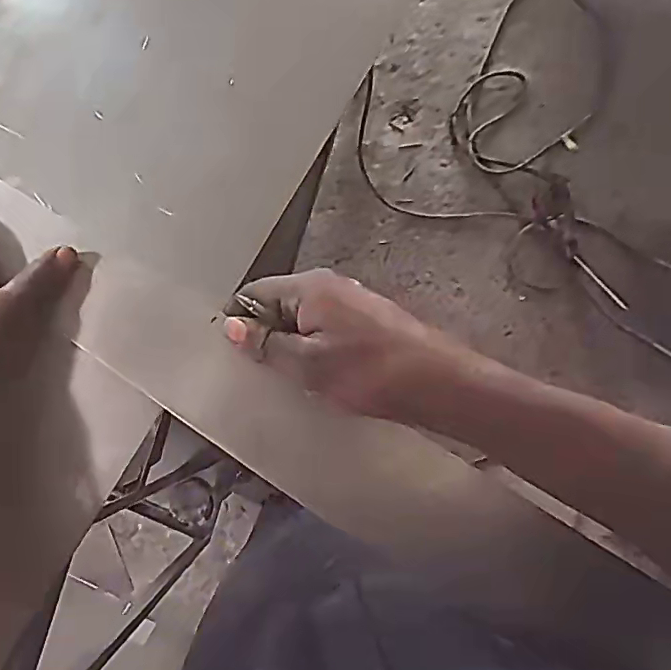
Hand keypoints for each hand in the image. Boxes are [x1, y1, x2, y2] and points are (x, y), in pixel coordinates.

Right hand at [224, 269, 479, 425]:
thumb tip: (233, 326)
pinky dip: (317, 351)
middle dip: (267, 336)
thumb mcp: (306, 364)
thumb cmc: (371, 372)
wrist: (438, 383)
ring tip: (295, 379)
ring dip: (293, 347)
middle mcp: (330, 286)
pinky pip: (326, 331)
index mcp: (309, 287)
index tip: (236, 354)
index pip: (254, 292)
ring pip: (303, 321)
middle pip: (278, 305)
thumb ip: (266, 344)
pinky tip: (323, 377)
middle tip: (266, 372)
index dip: (239, 322)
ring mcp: (351, 303)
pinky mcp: (367, 322)